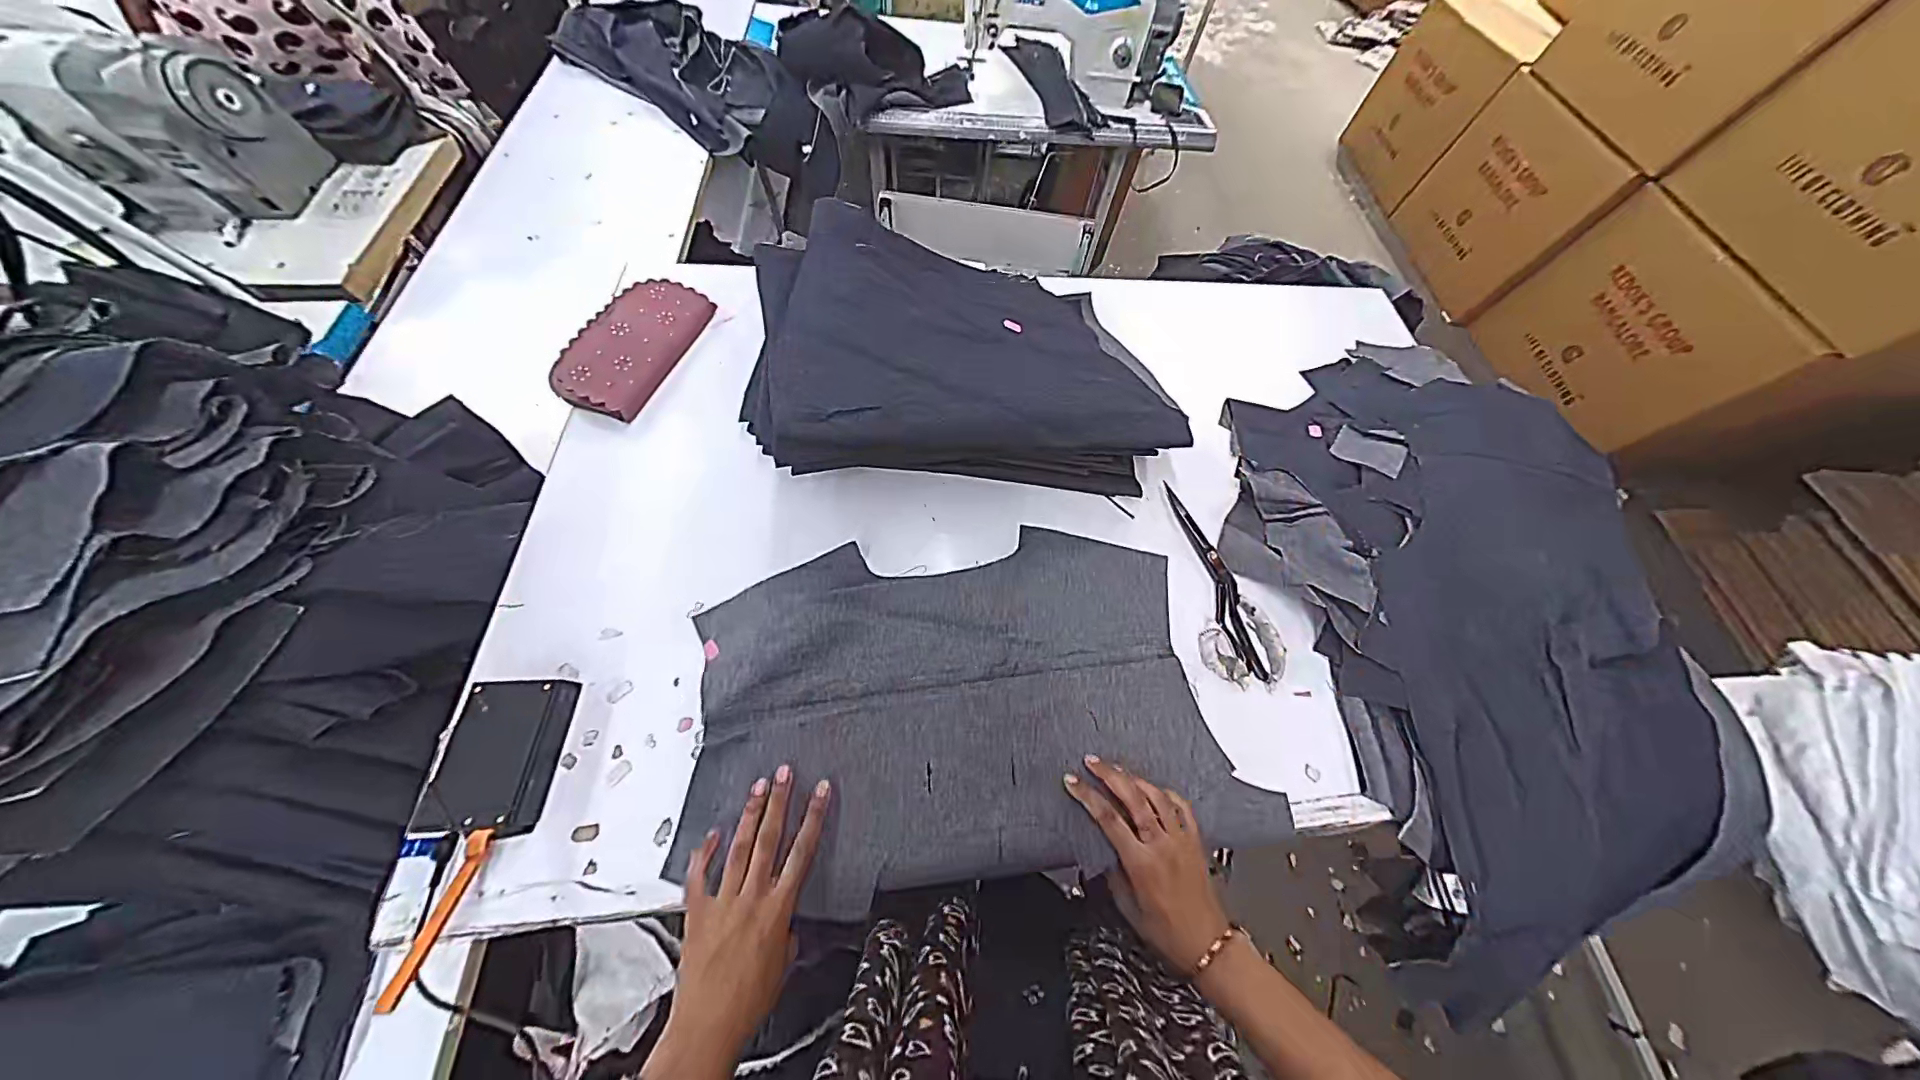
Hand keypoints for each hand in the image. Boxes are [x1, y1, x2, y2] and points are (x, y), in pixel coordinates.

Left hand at [643, 766, 829, 1079]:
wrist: (707, 1026)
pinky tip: (712, 832)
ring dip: (751, 814)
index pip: (803, 852)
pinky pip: (700, 875)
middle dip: (781, 801)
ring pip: (740, 847)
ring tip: (758, 787)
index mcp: (778, 910)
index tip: (821, 793)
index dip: (814, 818)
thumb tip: (787, 926)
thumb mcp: (782, 965)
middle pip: (770, 838)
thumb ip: (787, 935)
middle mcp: (751, 898)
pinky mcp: (697, 912)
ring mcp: (723, 902)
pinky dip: (705, 851)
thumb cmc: (747, 1003)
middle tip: (785, 774)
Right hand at [1064, 755, 1231, 974]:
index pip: (1108, 818)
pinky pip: (1181, 807)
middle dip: (1109, 775)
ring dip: (1134, 778)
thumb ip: (1114, 873)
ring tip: (1118, 768)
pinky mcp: (1195, 841)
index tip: (1073, 782)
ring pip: (1156, 796)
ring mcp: (1181, 840)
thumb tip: (1104, 850)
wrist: (1208, 945)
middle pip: (1132, 797)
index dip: (1087, 795)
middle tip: (1092, 762)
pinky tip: (1155, 788)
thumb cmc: (1169, 933)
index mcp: (1141, 863)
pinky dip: (1165, 792)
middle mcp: (1162, 846)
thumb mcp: (1128, 907)